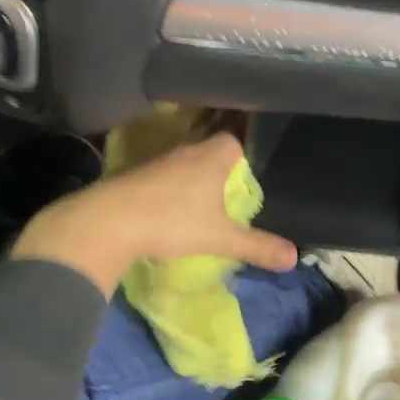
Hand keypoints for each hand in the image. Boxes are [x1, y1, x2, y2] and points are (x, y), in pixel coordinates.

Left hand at [11, 133, 297, 296]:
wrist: (106, 223)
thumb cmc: (173, 222)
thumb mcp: (221, 239)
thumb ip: (257, 246)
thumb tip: (293, 257)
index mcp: (212, 157)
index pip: (235, 142)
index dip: (246, 154)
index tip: (252, 173)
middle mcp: (185, 152)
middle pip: (210, 151)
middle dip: (221, 169)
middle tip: (233, 193)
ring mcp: (156, 163)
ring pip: (184, 165)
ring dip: (193, 180)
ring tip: (204, 204)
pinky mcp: (133, 178)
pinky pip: (162, 179)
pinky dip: (169, 191)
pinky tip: (171, 212)